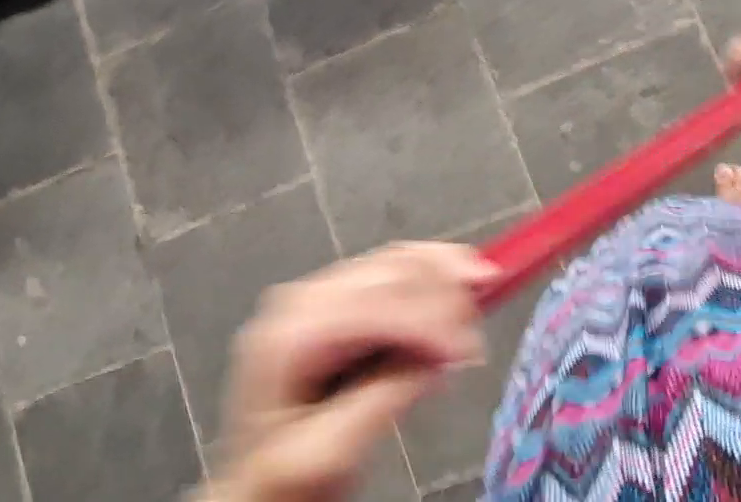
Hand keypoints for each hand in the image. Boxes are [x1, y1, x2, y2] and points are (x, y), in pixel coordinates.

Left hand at [209, 244, 495, 501]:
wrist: (257, 483)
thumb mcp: (331, 454)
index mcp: (291, 334)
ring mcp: (316, 294)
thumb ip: (383, 397)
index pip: (374, 308)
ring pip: (393, 262)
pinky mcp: (335, 298)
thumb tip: (439, 356)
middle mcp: (300, 299)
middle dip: (442, 289)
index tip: (470, 351)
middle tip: (483, 317)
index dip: (428, 321)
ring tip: (483, 285)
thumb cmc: (287, 477)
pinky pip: (390, 269)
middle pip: (386, 272)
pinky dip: (429, 271)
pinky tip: (458, 274)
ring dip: (442, 272)